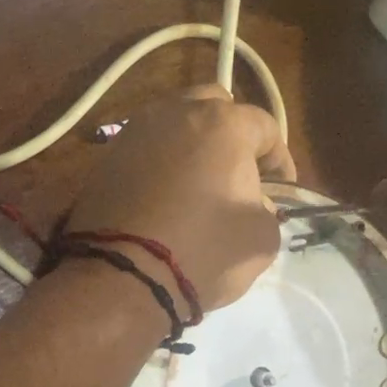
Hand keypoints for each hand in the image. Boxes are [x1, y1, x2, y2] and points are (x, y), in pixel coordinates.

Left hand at [65, 86, 294, 311]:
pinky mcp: (105, 159)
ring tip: (197, 187)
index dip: (280, 160)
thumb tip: (252, 205)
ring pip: (174, 125)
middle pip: (214, 108)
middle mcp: (176, 112)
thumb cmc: (202, 253)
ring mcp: (134, 132)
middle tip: (237, 176)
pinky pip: (144, 152)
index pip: (266, 127)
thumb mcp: (261, 241)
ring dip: (191, 147)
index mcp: (223, 124)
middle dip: (232, 136)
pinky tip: (162, 200)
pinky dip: (159, 167)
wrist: (122, 278)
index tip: (281, 192)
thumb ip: (266, 211)